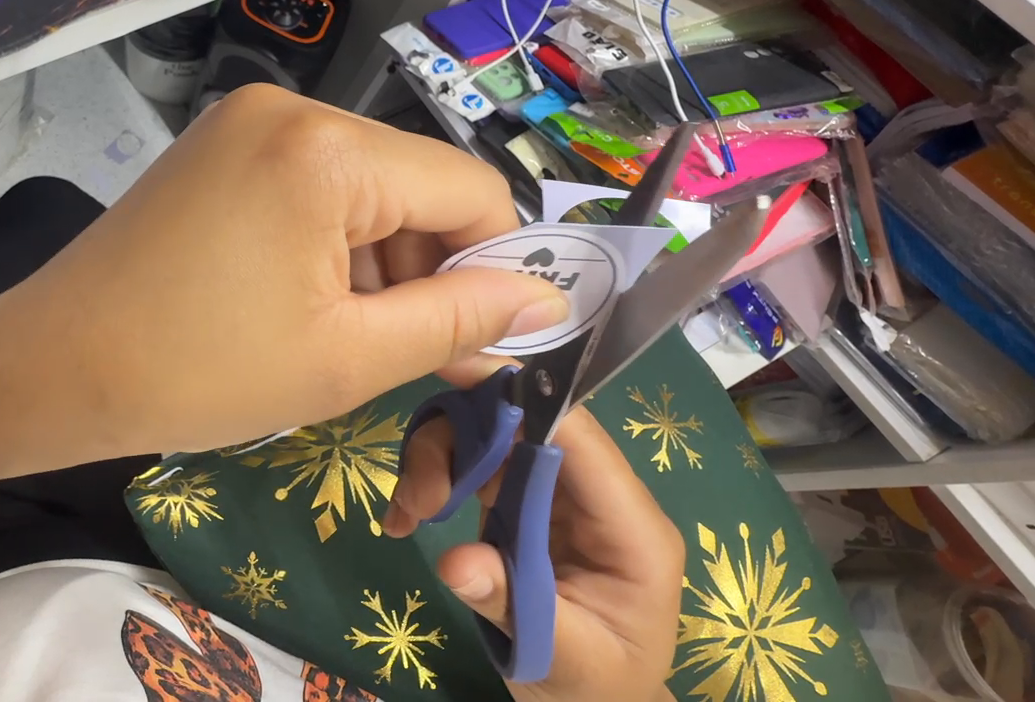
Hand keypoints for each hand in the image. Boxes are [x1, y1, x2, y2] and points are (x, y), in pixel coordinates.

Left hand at [0, 84, 569, 470]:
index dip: (496, 266)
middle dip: (427, 266)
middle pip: (411, 183)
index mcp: (326, 148)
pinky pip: (303, 184)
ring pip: (358, 186)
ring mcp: (238, 123)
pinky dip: (323, 240)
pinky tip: (298, 299)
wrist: (53, 365)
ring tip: (339, 334)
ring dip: (375, 259)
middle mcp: (286, 109)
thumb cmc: (198, 371)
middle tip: (407, 351)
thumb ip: (458, 319)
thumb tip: (546, 300)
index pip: (470, 188)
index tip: (485, 339)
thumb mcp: (346, 358)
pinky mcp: (210, 149)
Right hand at [384, 356, 685, 701]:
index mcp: (630, 529)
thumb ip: (512, 606)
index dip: (518, 395)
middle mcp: (594, 494)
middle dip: (456, 442)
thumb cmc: (595, 692)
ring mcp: (553, 490)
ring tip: (407, 513)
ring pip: (485, 433)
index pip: (578, 438)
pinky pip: (468, 458)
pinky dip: (429, 476)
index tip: (450, 366)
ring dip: (435, 460)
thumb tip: (453, 562)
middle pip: (519, 423)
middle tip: (418, 498)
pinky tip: (403, 515)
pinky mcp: (518, 494)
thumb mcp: (565, 662)